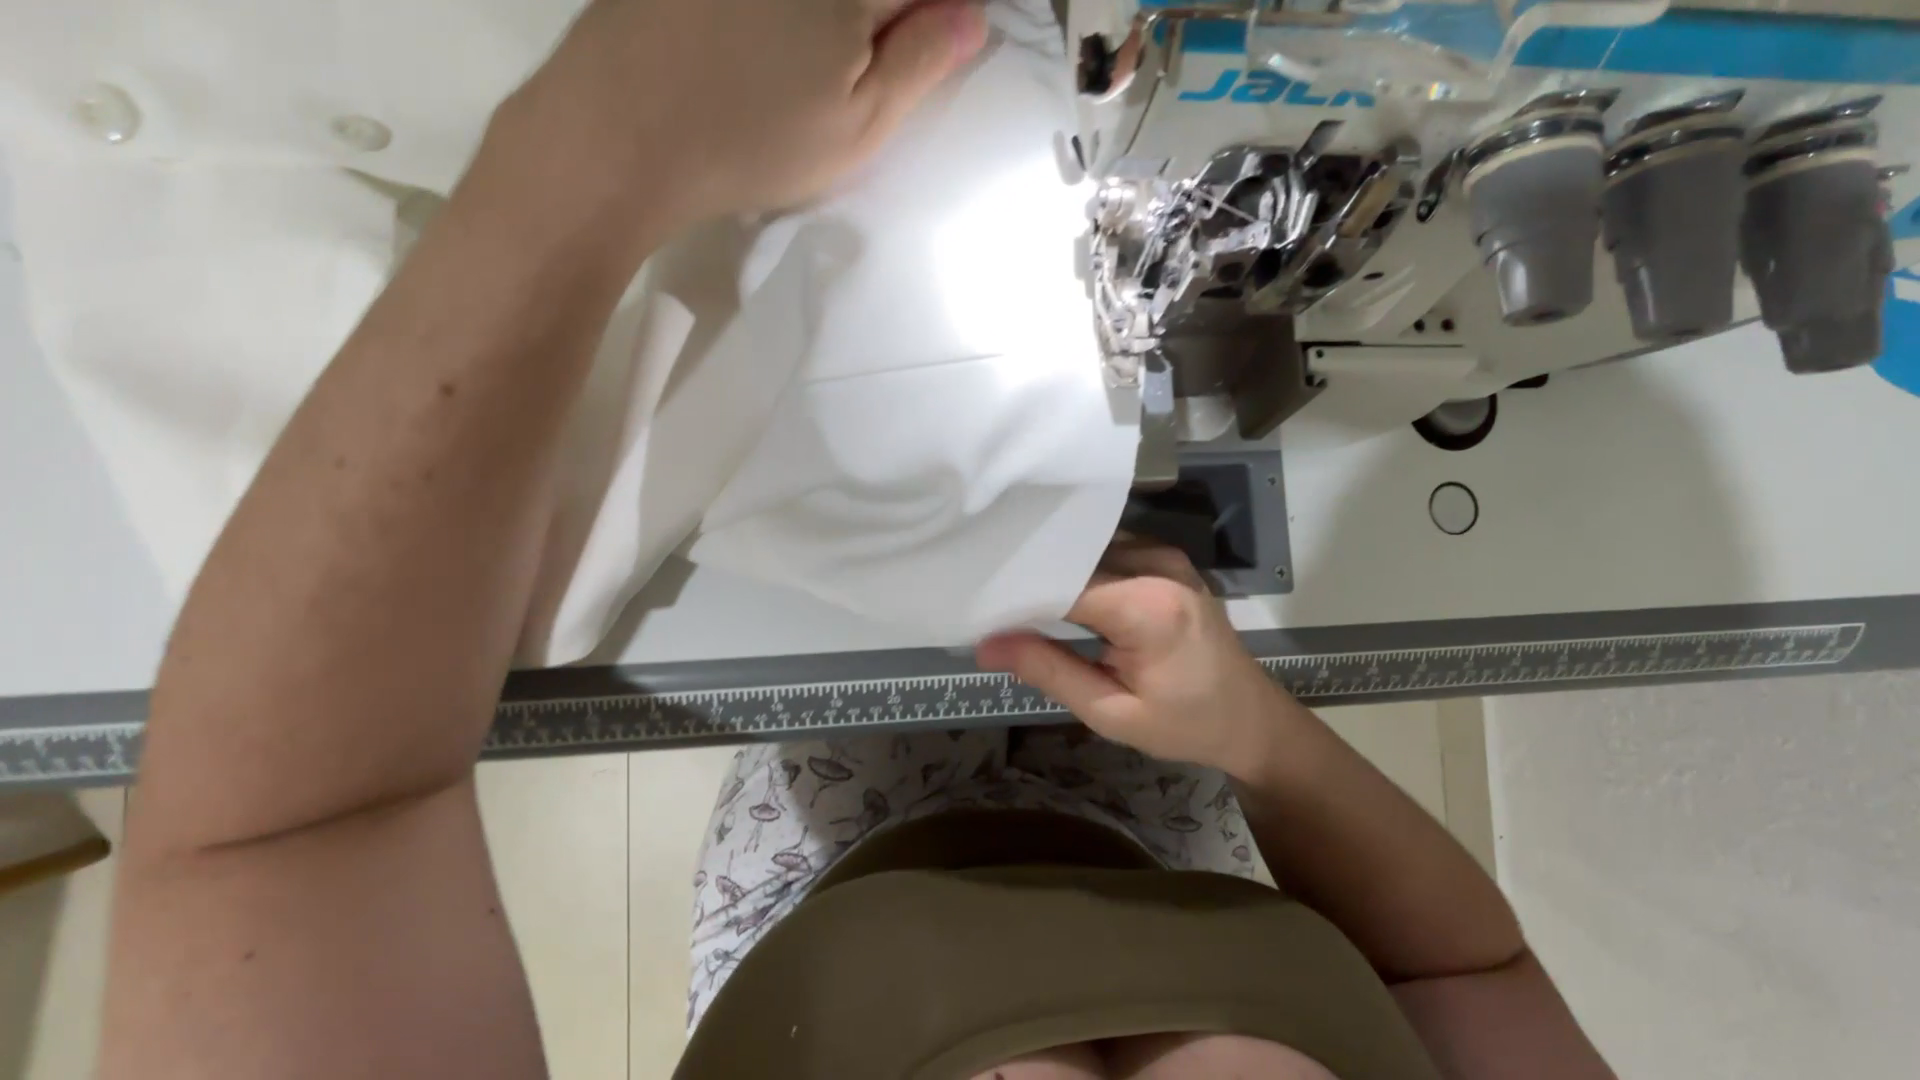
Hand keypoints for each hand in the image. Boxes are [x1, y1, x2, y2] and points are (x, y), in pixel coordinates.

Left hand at [505, 0, 987, 227]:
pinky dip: (779, 27)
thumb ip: (921, 62)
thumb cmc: (754, 144)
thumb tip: (972, 14)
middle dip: (885, 22)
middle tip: (858, 72)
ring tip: (796, 84)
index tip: (926, 46)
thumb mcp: (858, 126)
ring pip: (816, 7)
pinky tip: (753, 57)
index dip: (932, 19)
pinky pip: (766, 7)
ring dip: (829, 29)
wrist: (620, 134)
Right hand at [976, 539, 1286, 775]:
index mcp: (1147, 606)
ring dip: (1053, 569)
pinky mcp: (1167, 558)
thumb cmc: (1187, 725)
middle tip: (985, 598)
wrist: (1252, 719)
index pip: (1061, 584)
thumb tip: (986, 645)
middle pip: (1074, 558)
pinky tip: (1053, 586)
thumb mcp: (1112, 713)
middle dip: (1031, 578)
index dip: (1016, 595)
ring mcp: (1165, 556)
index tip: (977, 608)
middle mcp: (1157, 566)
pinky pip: (1108, 549)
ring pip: (1087, 548)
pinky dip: (1078, 566)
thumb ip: (1049, 671)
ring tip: (1012, 593)